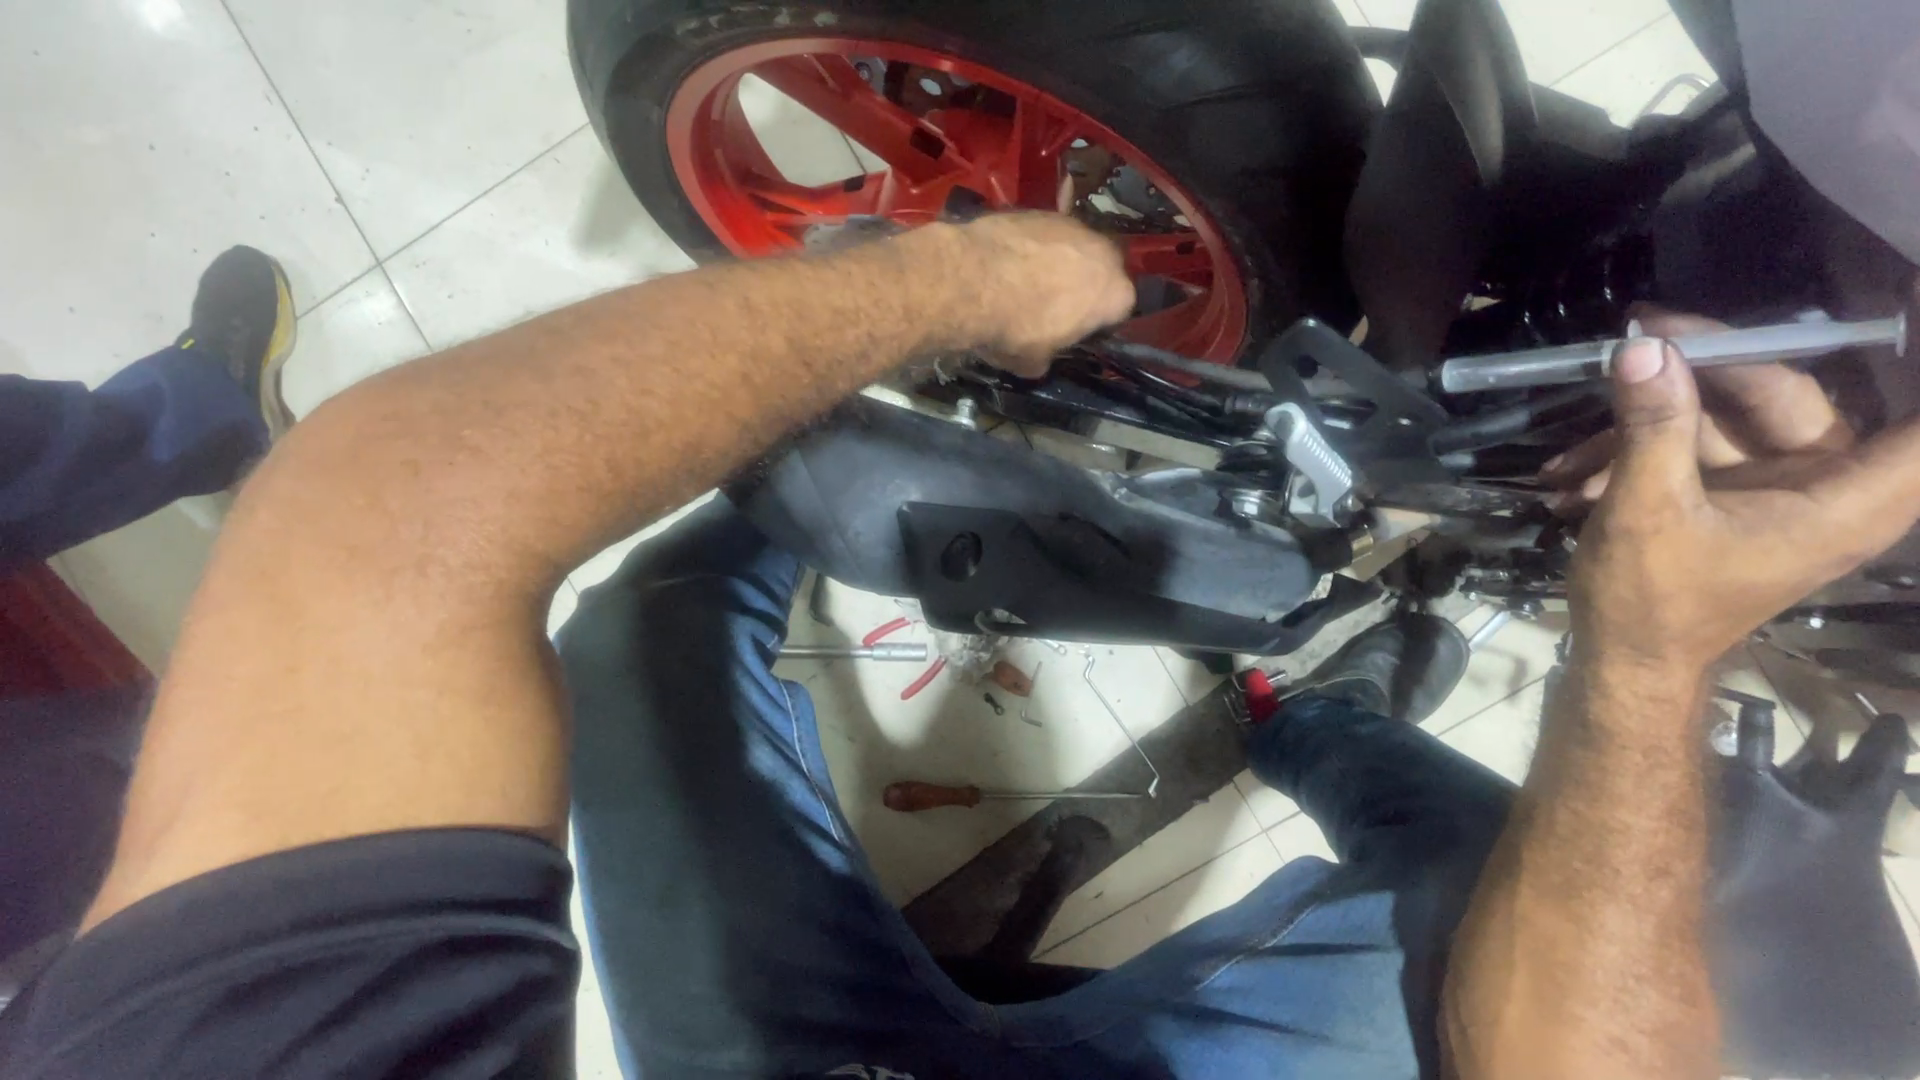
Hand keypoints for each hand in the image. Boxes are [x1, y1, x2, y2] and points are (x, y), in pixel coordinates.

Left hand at [936, 213, 1135, 376]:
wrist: (973, 280)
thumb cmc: (1015, 328)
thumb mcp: (1034, 363)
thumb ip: (1048, 357)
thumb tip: (1039, 358)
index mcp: (1116, 295)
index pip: (1118, 312)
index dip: (1095, 324)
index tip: (1074, 333)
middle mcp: (1105, 252)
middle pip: (1101, 272)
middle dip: (1082, 286)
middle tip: (1052, 306)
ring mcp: (1074, 224)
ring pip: (1074, 248)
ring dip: (1058, 263)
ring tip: (1026, 281)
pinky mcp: (1040, 210)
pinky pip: (1045, 234)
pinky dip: (1033, 246)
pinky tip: (1009, 262)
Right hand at [1568, 337, 1919, 672]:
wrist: (1622, 660)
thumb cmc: (1654, 600)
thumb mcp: (1646, 510)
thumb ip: (1653, 426)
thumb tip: (1642, 347)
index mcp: (1847, 496)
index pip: (1918, 420)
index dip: (1900, 348)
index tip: (1884, 296)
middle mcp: (1823, 484)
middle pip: (1781, 396)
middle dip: (1700, 372)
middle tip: (1634, 342)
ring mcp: (1770, 488)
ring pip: (1719, 420)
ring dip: (1639, 429)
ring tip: (1569, 458)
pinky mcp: (1724, 496)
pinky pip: (1686, 450)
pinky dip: (1629, 455)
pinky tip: (1569, 477)